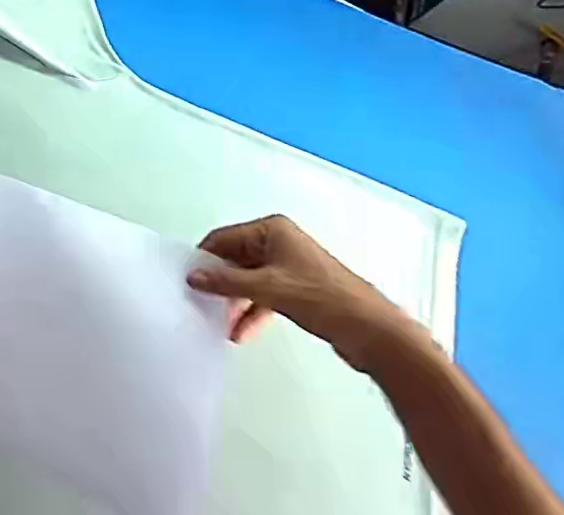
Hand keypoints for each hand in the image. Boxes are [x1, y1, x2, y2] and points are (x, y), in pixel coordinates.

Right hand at [187, 214, 419, 371]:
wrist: (374, 334)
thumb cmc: (324, 299)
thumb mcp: (268, 288)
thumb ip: (227, 282)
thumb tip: (194, 276)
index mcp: (271, 230)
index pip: (225, 238)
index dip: (206, 258)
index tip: (189, 277)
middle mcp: (279, 243)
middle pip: (236, 259)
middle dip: (220, 282)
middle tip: (201, 302)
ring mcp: (289, 266)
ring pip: (249, 280)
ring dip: (236, 302)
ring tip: (221, 323)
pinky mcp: (297, 290)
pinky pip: (264, 295)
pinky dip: (252, 311)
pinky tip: (241, 331)